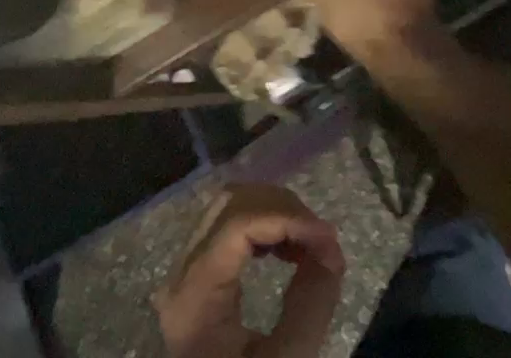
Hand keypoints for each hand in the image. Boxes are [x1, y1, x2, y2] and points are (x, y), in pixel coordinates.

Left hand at [155, 184, 344, 357]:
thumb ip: (311, 306)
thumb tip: (331, 252)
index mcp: (193, 296)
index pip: (237, 225)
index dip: (287, 218)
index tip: (329, 239)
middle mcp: (180, 273)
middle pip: (231, 204)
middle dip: (285, 210)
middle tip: (323, 241)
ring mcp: (185, 270)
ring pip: (231, 206)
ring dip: (277, 213)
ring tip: (311, 243)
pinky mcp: (197, 272)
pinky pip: (228, 225)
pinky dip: (265, 225)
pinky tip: (289, 250)